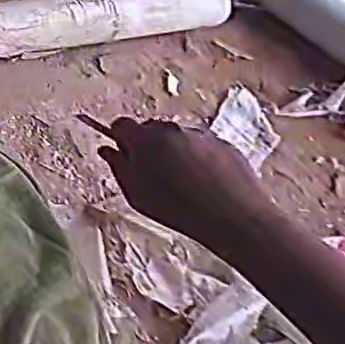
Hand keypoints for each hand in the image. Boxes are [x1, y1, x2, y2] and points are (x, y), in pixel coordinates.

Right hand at [97, 118, 278, 247]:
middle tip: (153, 172)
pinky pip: (203, 146)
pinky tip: (205, 183)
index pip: (121, 124)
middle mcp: (170, 129)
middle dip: (148, 145)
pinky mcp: (224, 145)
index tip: (123, 154)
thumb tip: (108, 150)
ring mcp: (199, 135)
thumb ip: (119, 166)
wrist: (236, 219)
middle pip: (150, 129)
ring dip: (174, 151)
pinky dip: (200, 158)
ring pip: (177, 137)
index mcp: (143, 138)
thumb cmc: (178, 209)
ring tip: (183, 182)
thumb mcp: (136, 193)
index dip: (119, 138)